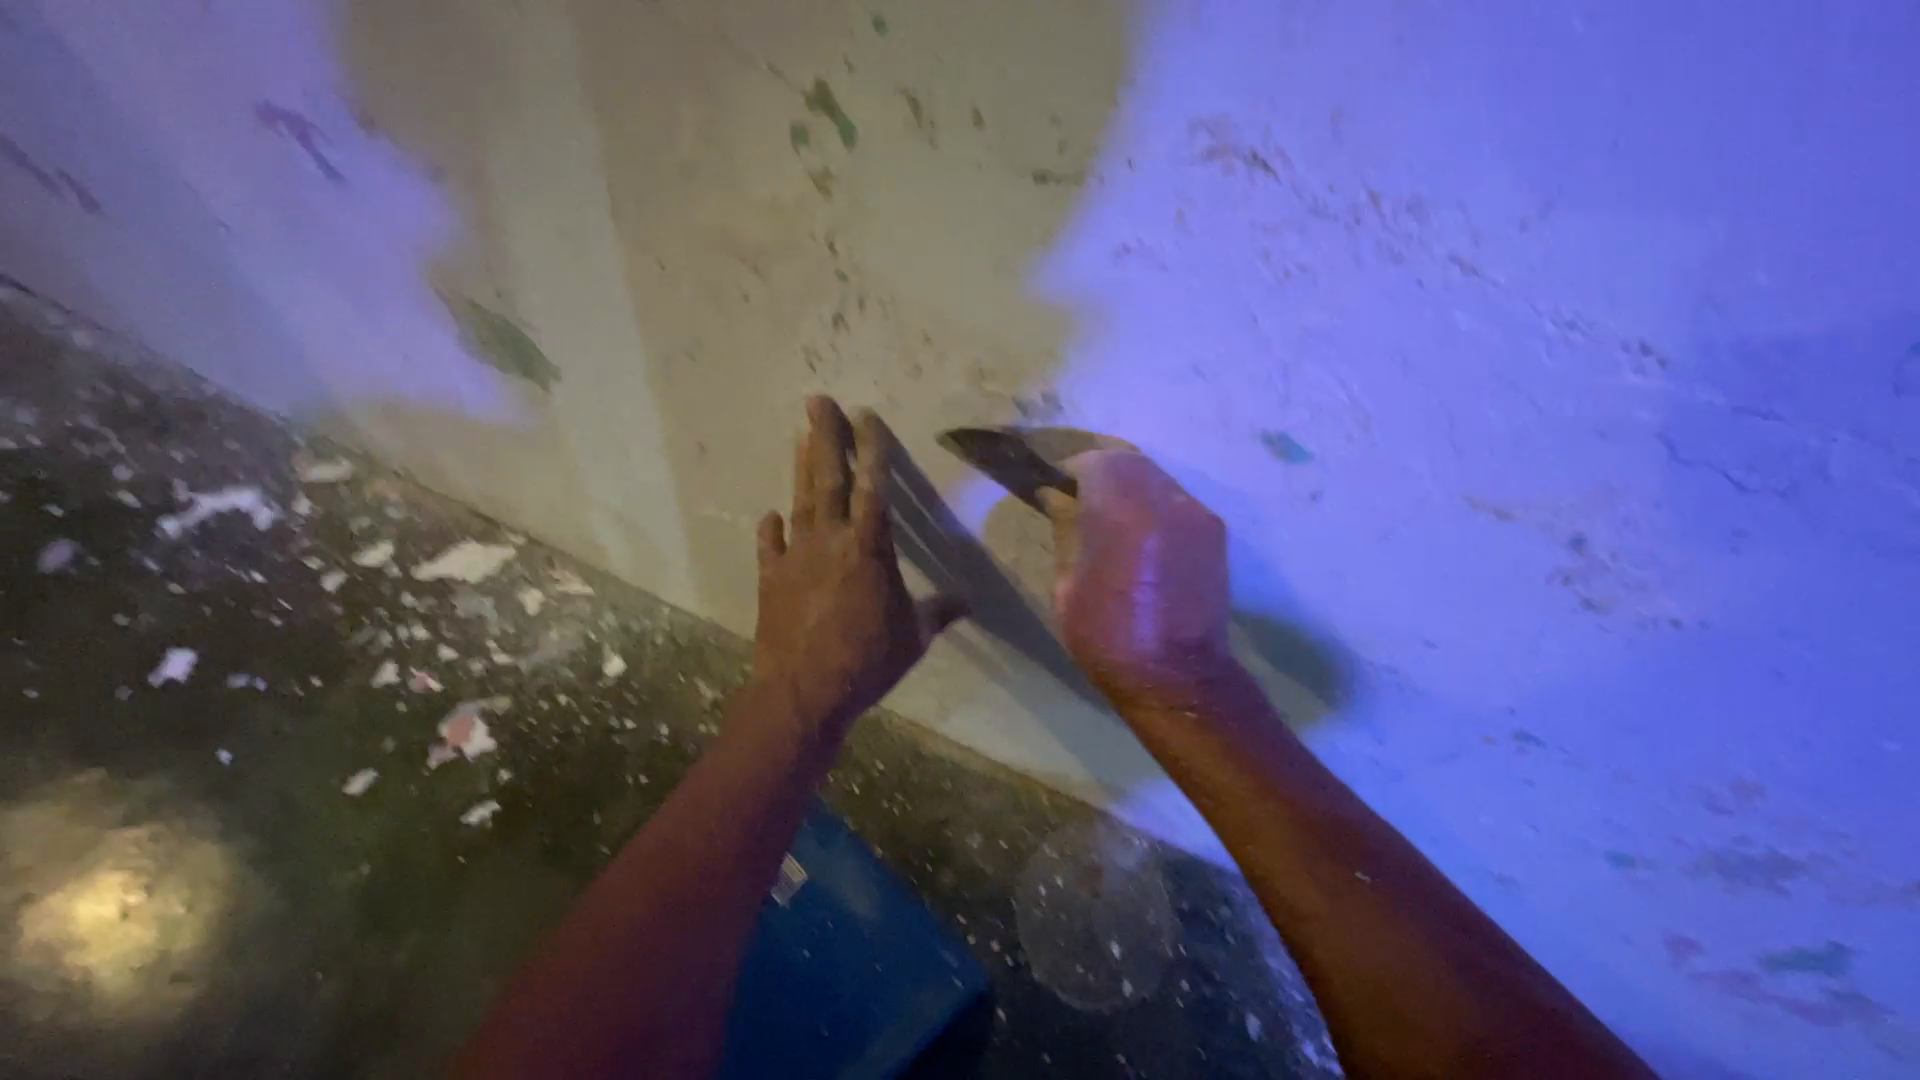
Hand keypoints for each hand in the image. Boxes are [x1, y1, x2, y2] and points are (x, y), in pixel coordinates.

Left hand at [749, 397, 965, 748]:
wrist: (803, 692)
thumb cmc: (866, 661)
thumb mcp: (913, 638)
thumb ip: (938, 612)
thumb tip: (967, 601)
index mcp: (869, 547)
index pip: (873, 486)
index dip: (871, 449)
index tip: (865, 415)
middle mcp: (830, 540)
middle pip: (828, 478)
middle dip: (825, 437)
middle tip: (817, 401)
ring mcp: (795, 557)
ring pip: (799, 501)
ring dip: (800, 467)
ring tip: (799, 435)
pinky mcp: (770, 579)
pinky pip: (770, 545)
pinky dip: (771, 528)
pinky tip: (771, 514)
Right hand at [1038, 452, 1232, 705]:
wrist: (1178, 677)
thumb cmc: (1109, 638)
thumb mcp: (1067, 587)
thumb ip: (1066, 531)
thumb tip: (1057, 498)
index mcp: (1123, 517)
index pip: (1095, 462)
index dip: (1071, 468)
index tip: (1057, 486)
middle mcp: (1166, 504)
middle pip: (1129, 461)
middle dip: (1101, 471)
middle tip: (1081, 498)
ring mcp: (1196, 514)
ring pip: (1156, 476)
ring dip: (1129, 485)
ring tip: (1111, 516)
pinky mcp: (1215, 530)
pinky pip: (1175, 498)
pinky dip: (1153, 503)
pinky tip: (1140, 534)